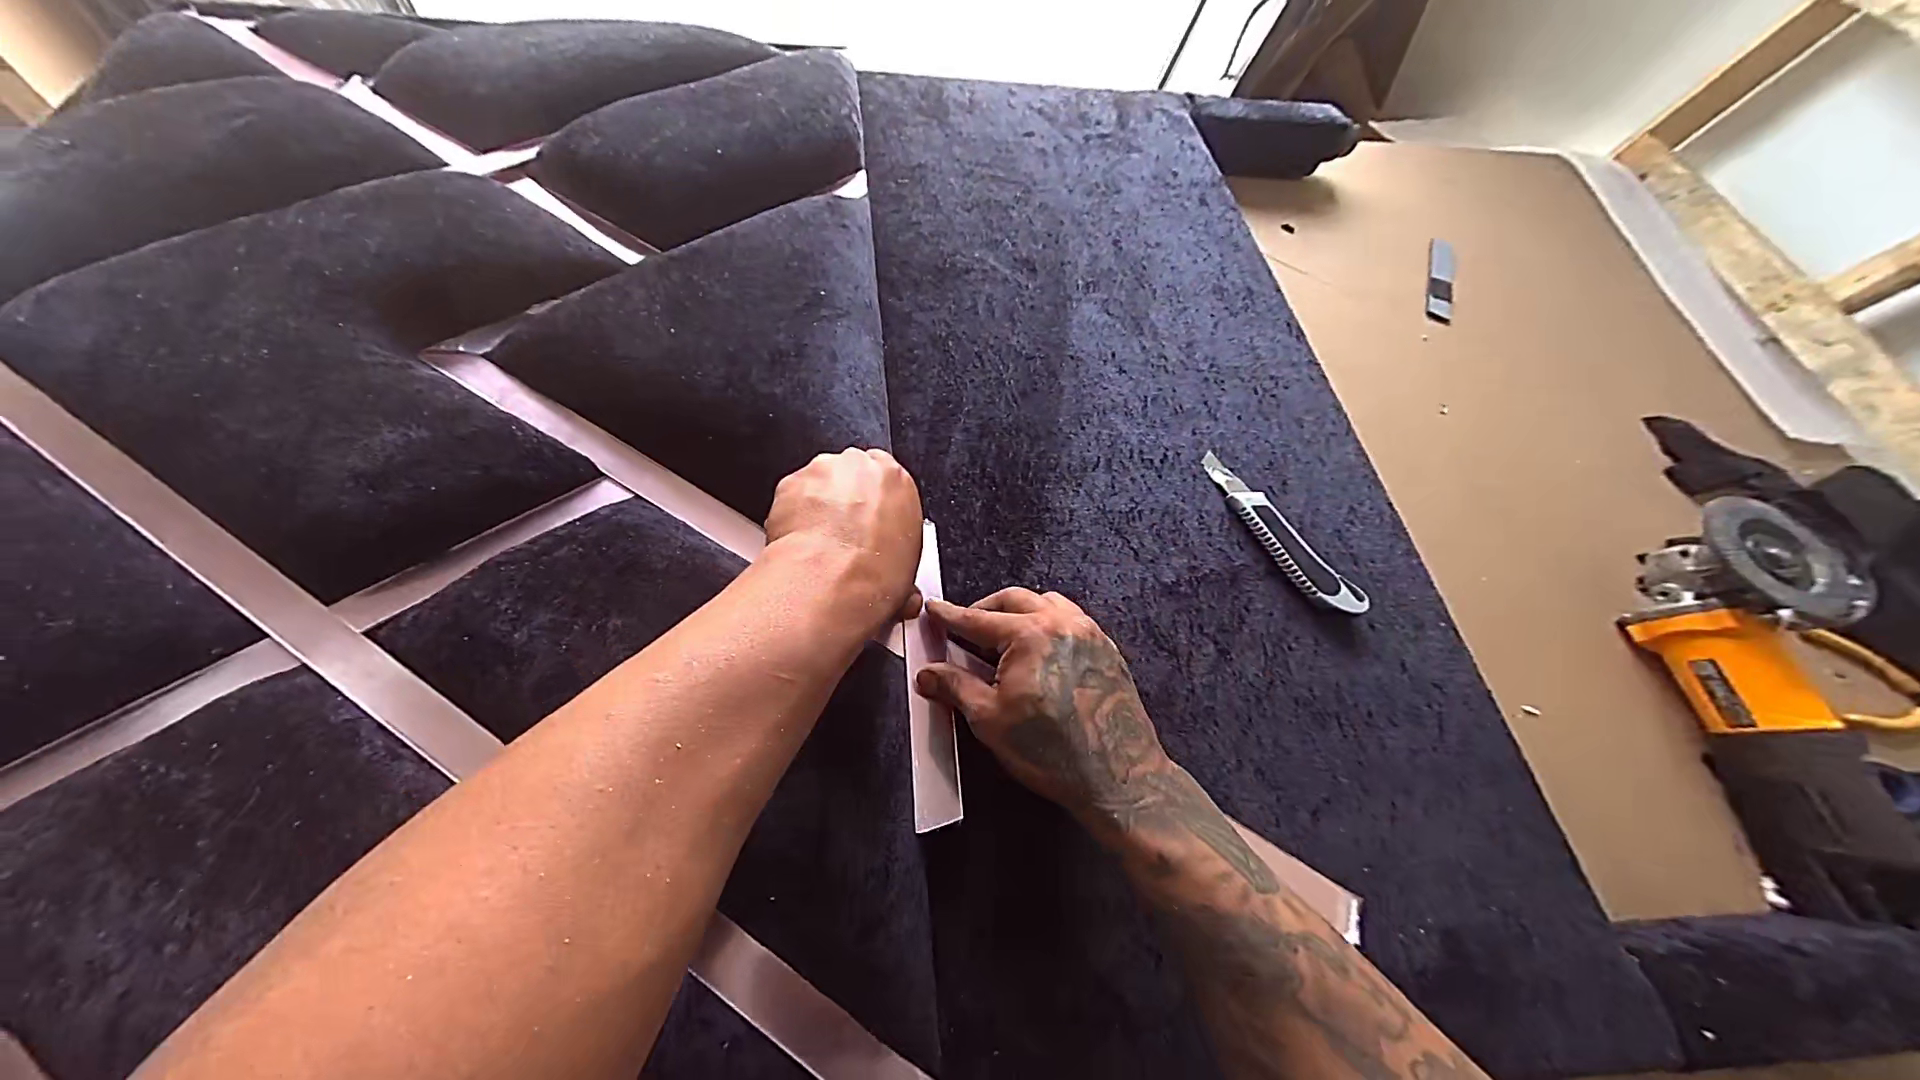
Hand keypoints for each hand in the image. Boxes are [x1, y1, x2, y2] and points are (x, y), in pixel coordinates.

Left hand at [764, 448, 922, 627]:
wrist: (833, 580)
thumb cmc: (872, 570)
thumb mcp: (906, 560)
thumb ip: (898, 543)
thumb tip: (893, 563)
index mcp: (895, 478)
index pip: (886, 478)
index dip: (876, 502)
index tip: (872, 520)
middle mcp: (858, 466)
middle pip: (850, 474)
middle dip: (847, 499)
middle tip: (845, 534)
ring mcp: (821, 472)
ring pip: (819, 483)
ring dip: (819, 505)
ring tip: (821, 542)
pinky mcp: (790, 483)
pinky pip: (792, 496)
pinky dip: (794, 514)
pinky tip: (802, 542)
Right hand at [914, 589, 1175, 830]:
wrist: (1118, 777)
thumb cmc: (1054, 752)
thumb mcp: (989, 719)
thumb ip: (955, 687)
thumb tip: (928, 674)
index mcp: (1031, 635)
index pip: (977, 618)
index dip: (950, 616)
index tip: (935, 611)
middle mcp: (1062, 624)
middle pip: (1013, 600)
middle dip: (984, 608)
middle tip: (963, 625)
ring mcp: (1089, 634)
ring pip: (1045, 603)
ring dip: (1018, 611)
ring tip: (1001, 636)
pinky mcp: (1106, 649)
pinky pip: (1070, 620)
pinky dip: (1046, 622)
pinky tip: (1036, 648)